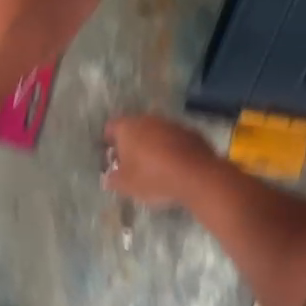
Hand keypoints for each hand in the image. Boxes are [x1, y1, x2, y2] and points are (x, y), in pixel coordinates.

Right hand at [103, 115, 217, 209]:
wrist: (197, 176)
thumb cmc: (153, 177)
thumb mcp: (126, 185)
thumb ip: (113, 179)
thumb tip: (109, 177)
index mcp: (127, 128)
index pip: (111, 127)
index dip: (109, 141)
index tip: (111, 157)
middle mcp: (148, 119)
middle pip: (134, 128)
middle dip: (132, 143)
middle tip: (131, 163)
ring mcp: (172, 124)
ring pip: (156, 132)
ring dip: (153, 145)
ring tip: (154, 166)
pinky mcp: (192, 133)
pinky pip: (175, 139)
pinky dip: (172, 149)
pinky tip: (174, 167)